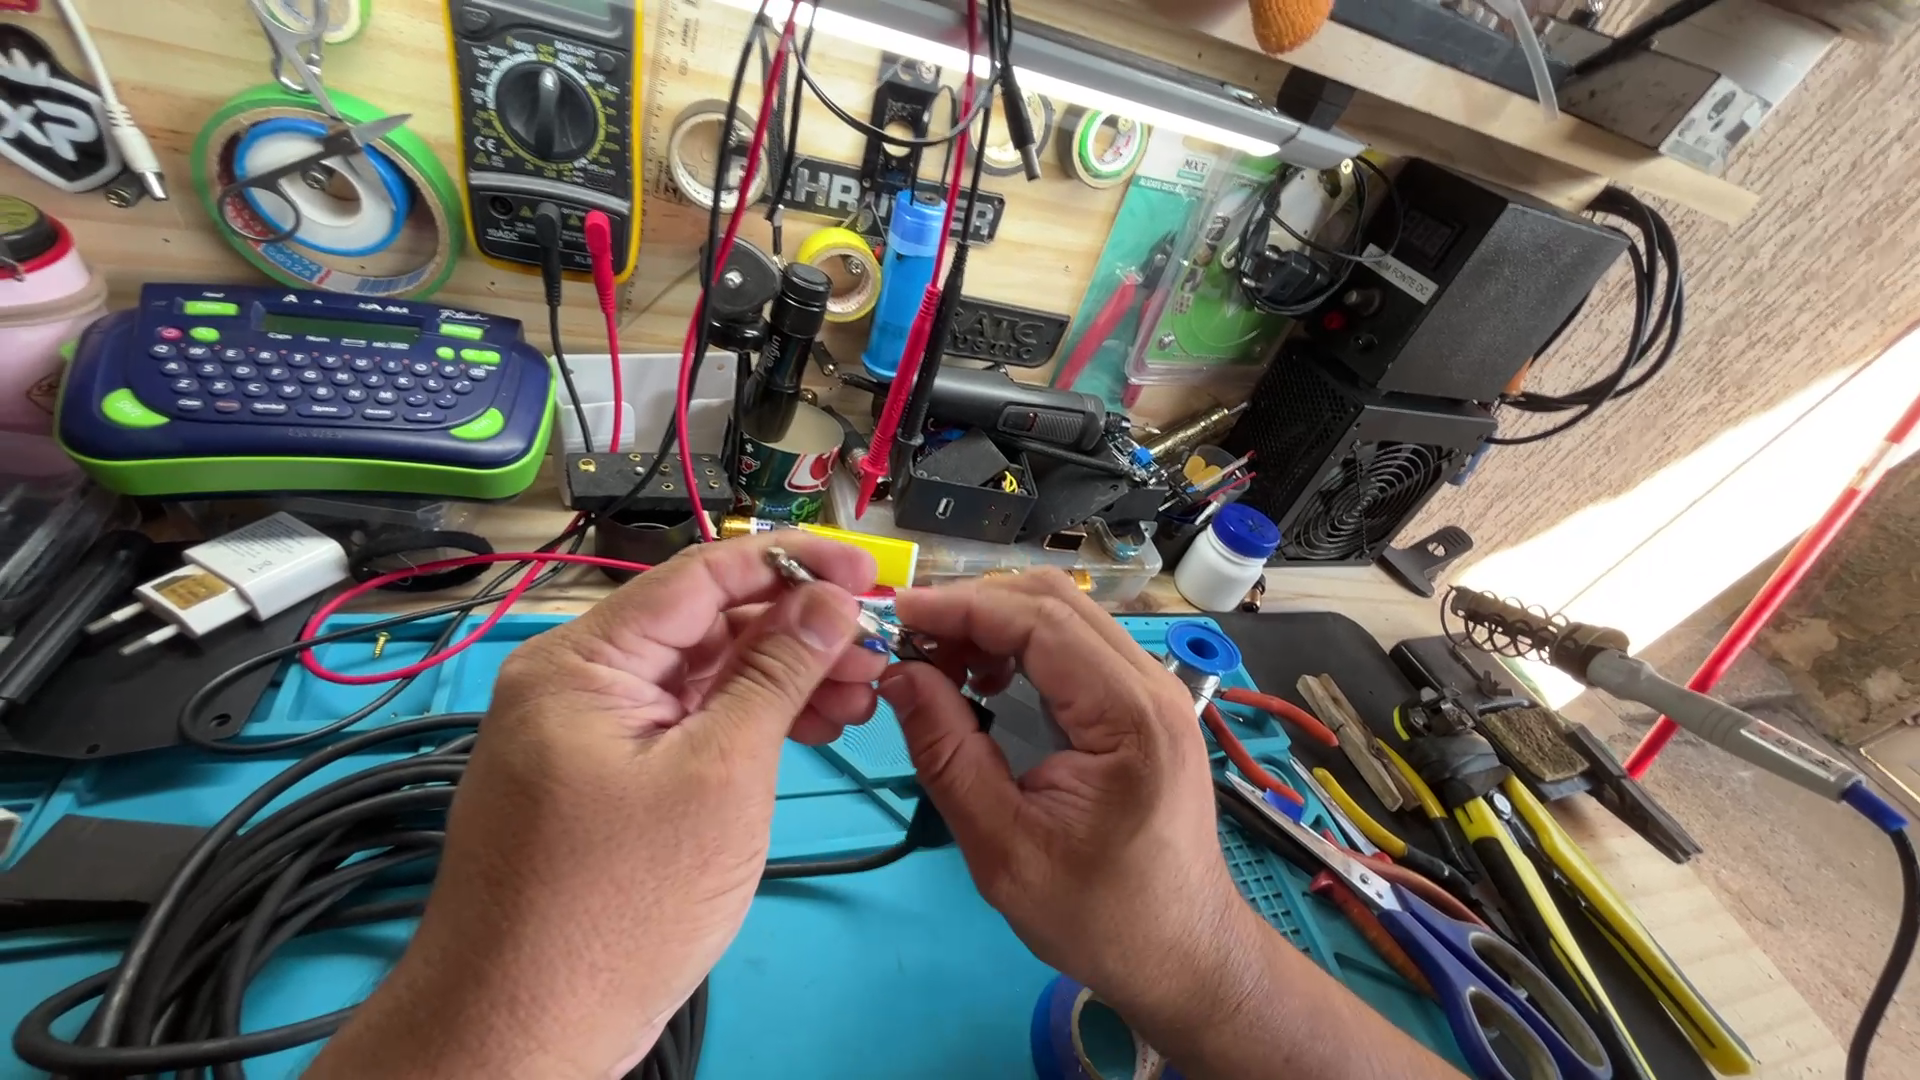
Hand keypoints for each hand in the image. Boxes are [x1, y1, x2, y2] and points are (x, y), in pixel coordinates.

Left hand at [314, 533, 882, 1077]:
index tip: (864, 569)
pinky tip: (817, 729)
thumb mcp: (721, 773)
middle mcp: (588, 678)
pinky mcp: (621, 772)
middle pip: (713, 624)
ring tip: (863, 698)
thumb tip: (830, 598)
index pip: (703, 573)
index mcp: (588, 659)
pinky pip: (699, 720)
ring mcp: (602, 729)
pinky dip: (759, 720)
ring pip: (713, 674)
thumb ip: (778, 672)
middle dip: (801, 631)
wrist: (523, 1043)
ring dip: (790, 678)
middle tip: (877, 650)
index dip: (792, 560)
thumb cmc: (625, 901)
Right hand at [880, 571, 1268, 1030]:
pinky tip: (989, 682)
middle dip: (976, 608)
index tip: (898, 612)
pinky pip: (1076, 644)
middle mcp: (1150, 683)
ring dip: (997, 623)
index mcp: (1129, 716)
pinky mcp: (1142, 701)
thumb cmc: (1098, 914)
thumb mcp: (1002, 848)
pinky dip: (1021, 645)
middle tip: (916, 642)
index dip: (962, 606)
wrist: (1182, 953)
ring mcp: (1153, 687)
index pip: (1039, 622)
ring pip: (1065, 614)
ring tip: (945, 664)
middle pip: (1055, 601)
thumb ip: (947, 754)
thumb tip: (899, 674)